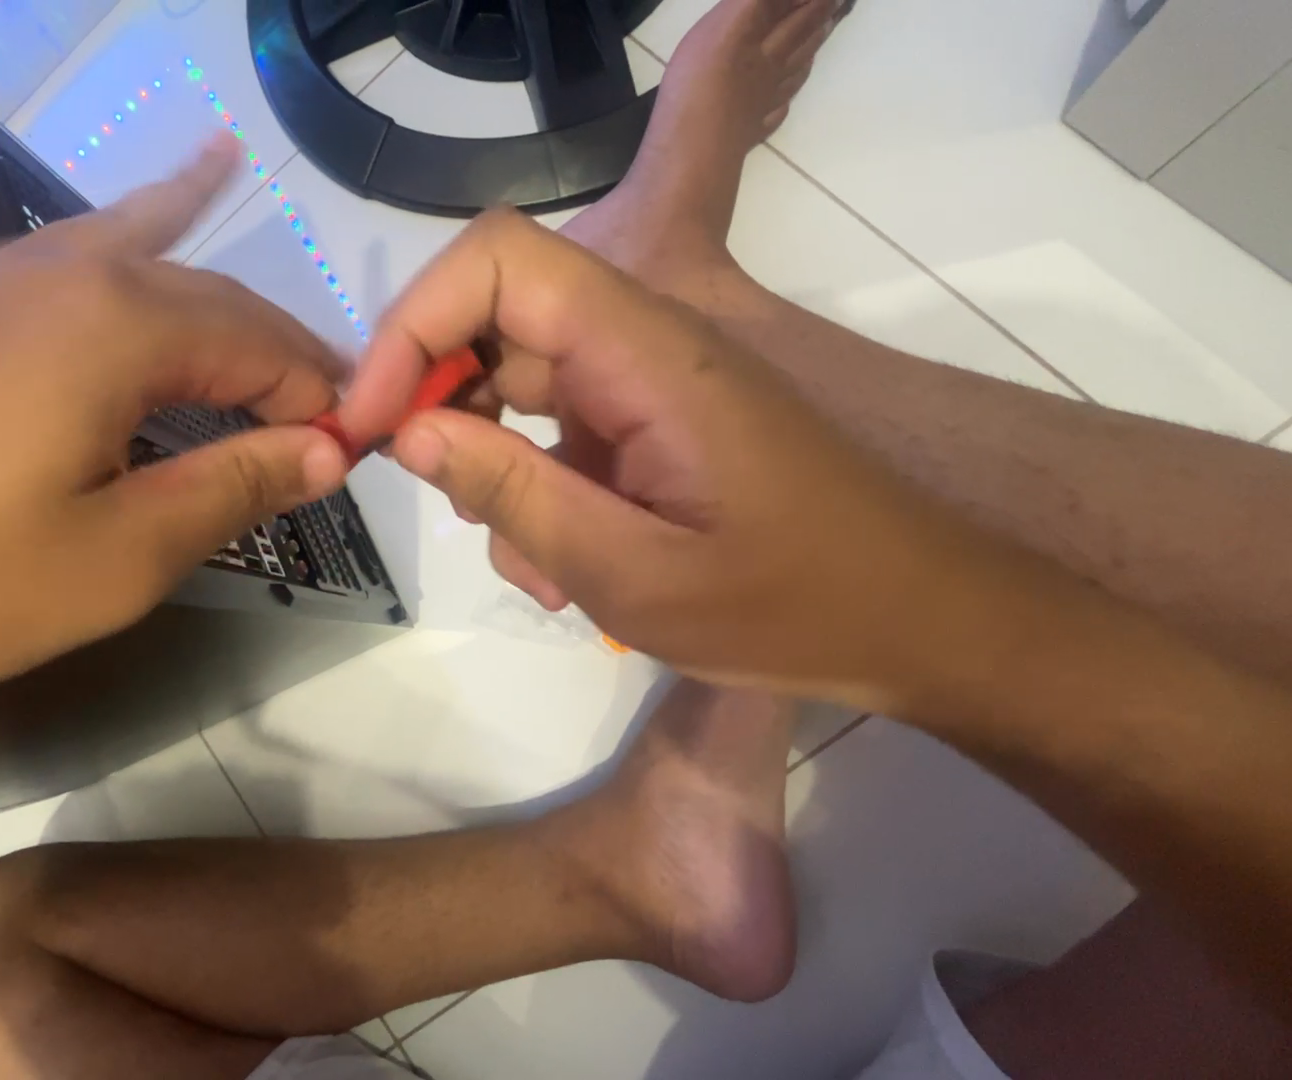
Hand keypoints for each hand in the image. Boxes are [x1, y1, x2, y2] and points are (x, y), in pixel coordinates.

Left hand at [0, 48, 348, 742]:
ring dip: (171, 212)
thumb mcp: (112, 560)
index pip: (260, 347)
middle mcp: (50, 273)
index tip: (351, 448)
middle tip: (314, 392)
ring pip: (98, 236)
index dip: (316, 398)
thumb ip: (228, 490)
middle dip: (265, 340)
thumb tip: (324, 449)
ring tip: (222, 160)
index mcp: (119, 328)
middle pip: (193, 291)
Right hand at [340, 210, 1046, 710]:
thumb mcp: (630, 573)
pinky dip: (530, 492)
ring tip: (529, 565)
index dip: (413, 325)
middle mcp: (640, 344)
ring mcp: (643, 383)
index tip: (370, 422)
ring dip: (487, 468)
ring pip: (512, 384)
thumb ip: (513, 496)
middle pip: (492, 319)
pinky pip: (552, 432)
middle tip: (430, 495)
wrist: (921, 621)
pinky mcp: (646, 423)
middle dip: (435, 404)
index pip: (498, 263)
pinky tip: (558, 569)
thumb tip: (405, 433)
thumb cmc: (791, 606)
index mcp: (647, 354)